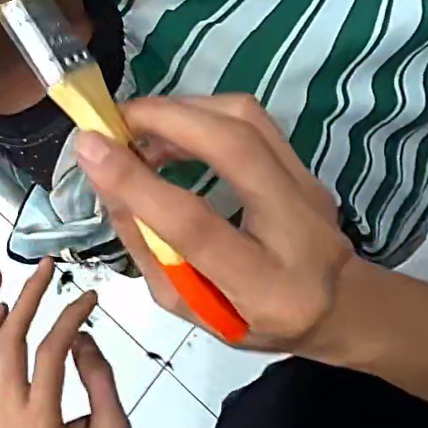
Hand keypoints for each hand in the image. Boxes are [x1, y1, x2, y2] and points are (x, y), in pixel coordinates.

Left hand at [0, 258, 133, 427]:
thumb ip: (98, 379)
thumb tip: (77, 333)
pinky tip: (1, 306)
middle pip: (6, 345)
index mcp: (42, 427)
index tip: (89, 297)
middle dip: (27, 299)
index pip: (49, 357)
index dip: (69, 319)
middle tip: (45, 268)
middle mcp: (9, 417)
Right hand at [74, 94, 359, 354]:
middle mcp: (296, 227)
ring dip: (181, 109)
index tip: (90, 148)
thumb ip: (147, 247)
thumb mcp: (188, 304)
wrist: (337, 305)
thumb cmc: (253, 318)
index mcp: (263, 285)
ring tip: (140, 127)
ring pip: (245, 118)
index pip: (194, 223)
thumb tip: (108, 184)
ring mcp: (308, 187)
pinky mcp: (306, 163)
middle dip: (164, 119)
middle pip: (233, 146)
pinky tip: (174, 128)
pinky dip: (202, 111)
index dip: (137, 182)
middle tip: (115, 121)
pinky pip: (252, 118)